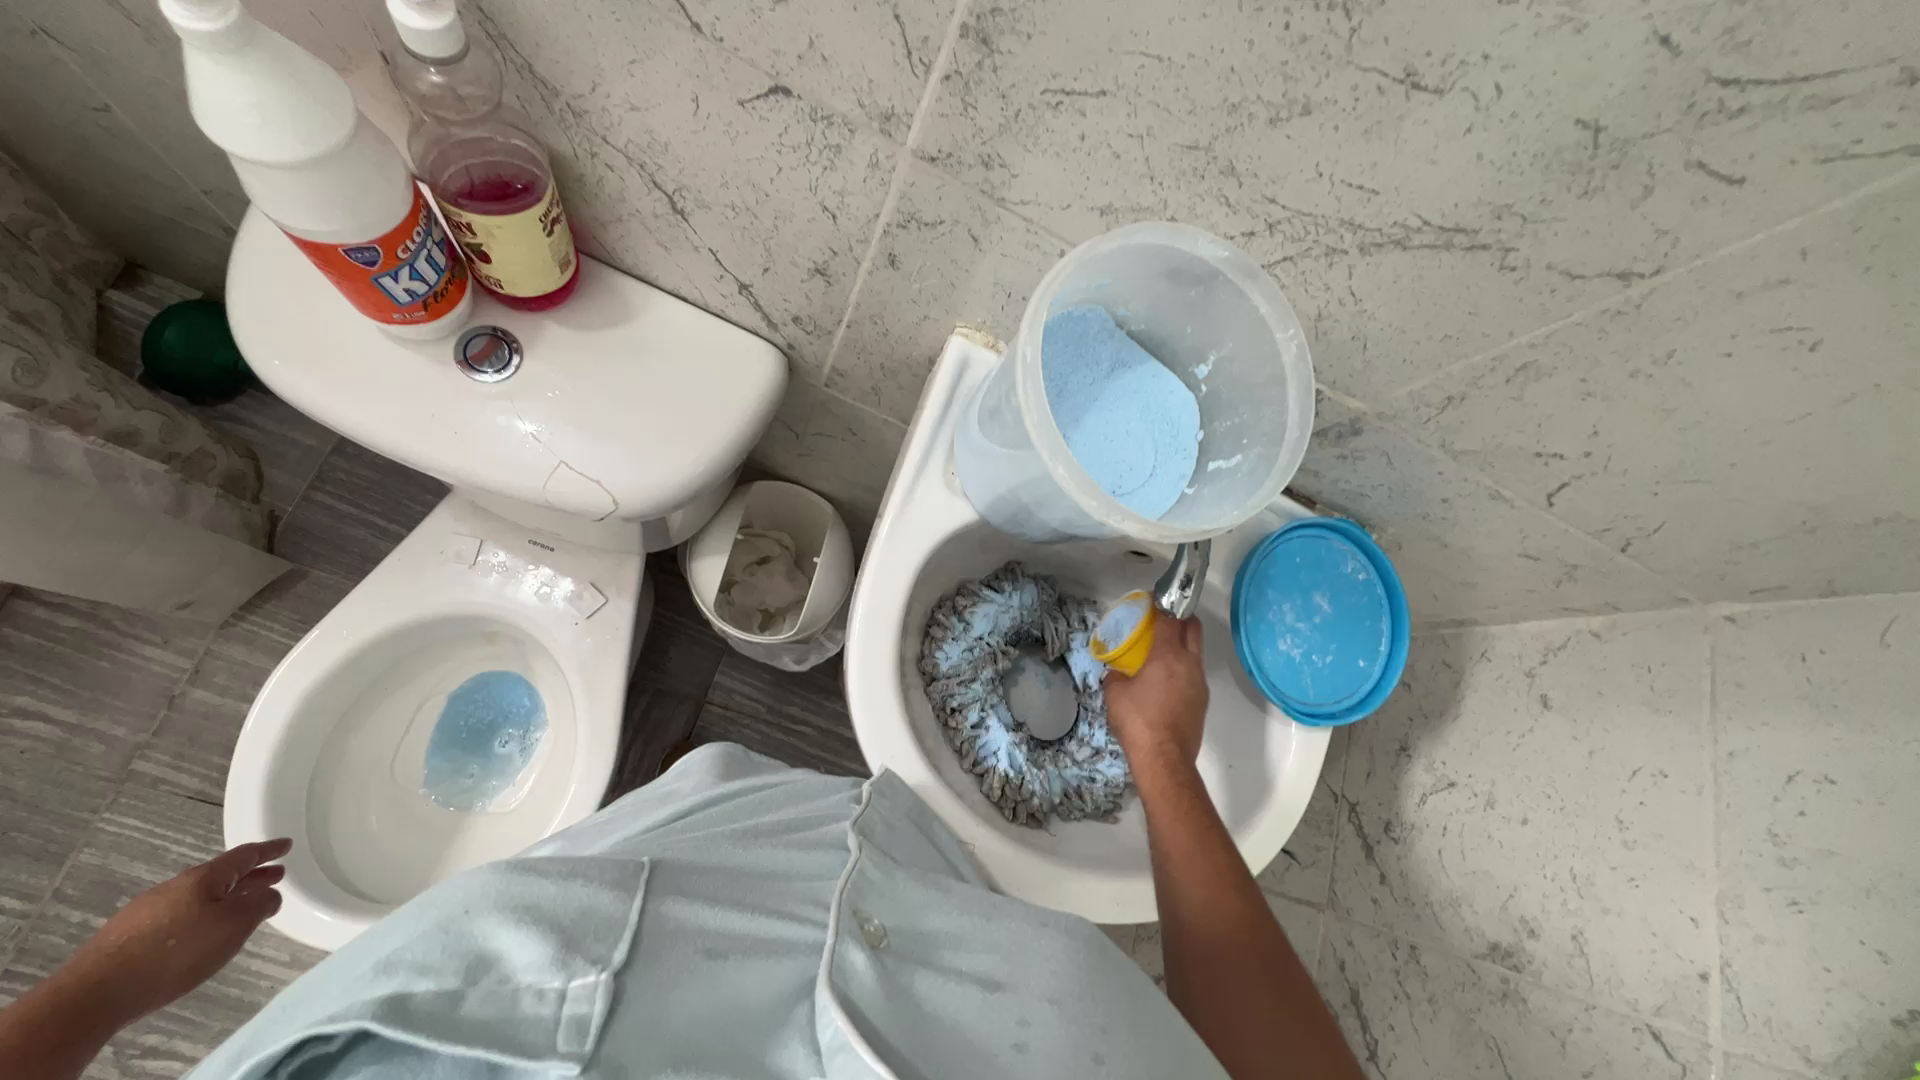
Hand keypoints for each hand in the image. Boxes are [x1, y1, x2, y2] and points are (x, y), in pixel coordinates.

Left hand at [62, 838, 290, 1023]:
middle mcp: (174, 887)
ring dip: (224, 898)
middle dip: (250, 876)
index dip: (268, 850)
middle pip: (220, 876)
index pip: (244, 856)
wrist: (93, 996)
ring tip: (240, 911)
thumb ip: (260, 904)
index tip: (287, 845)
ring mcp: (145, 912)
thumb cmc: (176, 953)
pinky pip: (177, 916)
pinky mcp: (127, 937)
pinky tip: (198, 936)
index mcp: (203, 878)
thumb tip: (267, 894)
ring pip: (197, 897)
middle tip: (274, 877)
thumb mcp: (234, 925)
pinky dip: (200, 916)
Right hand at [1104, 616, 1209, 777]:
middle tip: (1162, 620)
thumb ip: (1115, 675)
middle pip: (1193, 628)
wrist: (1164, 760)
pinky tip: (1165, 682)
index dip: (1162, 605)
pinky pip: (1193, 674)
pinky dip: (1182, 669)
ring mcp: (1200, 683)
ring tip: (1161, 654)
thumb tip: (1117, 672)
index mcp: (1167, 656)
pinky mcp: (1202, 701)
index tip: (1152, 601)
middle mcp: (1189, 664)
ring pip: (1195, 652)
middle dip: (1180, 618)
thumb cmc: (1137, 721)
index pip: (1170, 618)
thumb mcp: (1114, 693)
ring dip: (1182, 645)